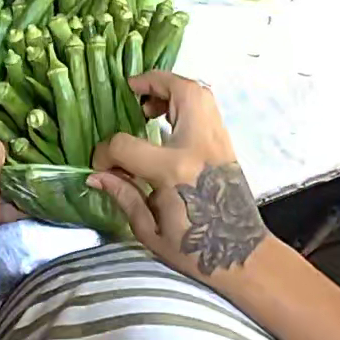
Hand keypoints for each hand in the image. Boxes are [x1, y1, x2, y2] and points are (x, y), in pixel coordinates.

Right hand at [87, 71, 272, 287]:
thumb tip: (97, 176)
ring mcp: (218, 141)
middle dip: (151, 83)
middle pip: (179, 91)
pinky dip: (187, 100)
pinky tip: (169, 118)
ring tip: (150, 103)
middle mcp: (199, 146)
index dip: (105, 154)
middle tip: (132, 91)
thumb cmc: (195, 251)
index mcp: (175, 171)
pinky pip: (207, 106)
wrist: (242, 256)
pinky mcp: (226, 145)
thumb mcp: (150, 231)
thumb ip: (123, 196)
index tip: (102, 167)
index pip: (127, 145)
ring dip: (172, 87)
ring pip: (200, 91)